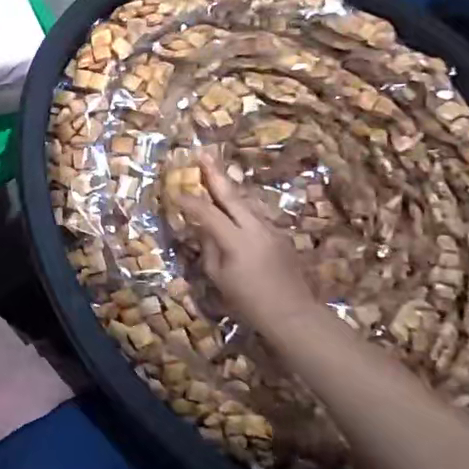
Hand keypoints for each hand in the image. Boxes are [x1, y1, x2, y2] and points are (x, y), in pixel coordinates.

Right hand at [179, 159, 329, 334]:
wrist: (293, 314)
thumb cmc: (249, 302)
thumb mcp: (219, 277)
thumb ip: (209, 248)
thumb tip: (202, 229)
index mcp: (236, 240)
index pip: (207, 213)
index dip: (189, 201)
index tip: (174, 192)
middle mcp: (255, 228)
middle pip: (231, 195)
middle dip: (215, 174)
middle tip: (202, 154)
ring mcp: (270, 230)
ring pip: (245, 203)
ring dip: (228, 188)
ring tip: (215, 174)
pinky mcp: (279, 236)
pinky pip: (255, 216)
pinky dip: (240, 208)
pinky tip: (232, 208)